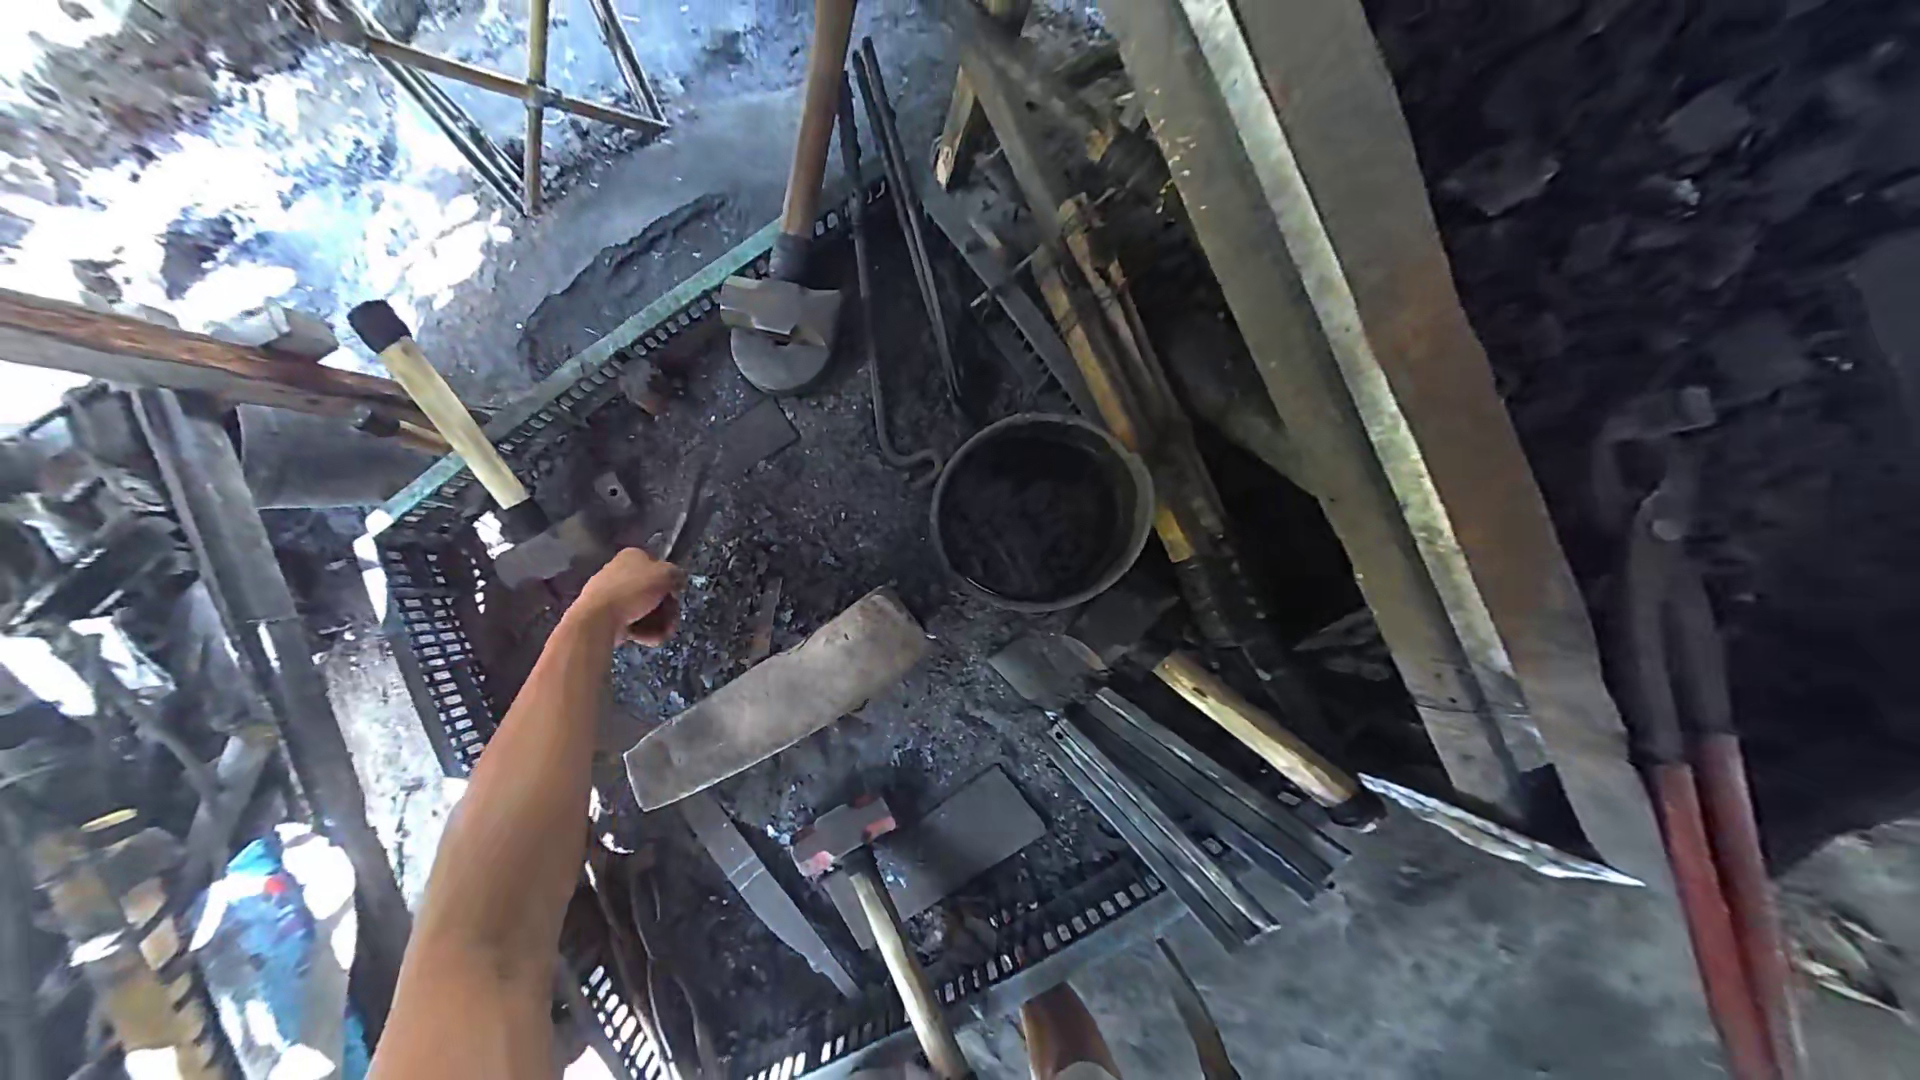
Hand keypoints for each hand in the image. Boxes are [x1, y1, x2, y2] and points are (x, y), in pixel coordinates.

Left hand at [571, 548, 683, 646]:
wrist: (597, 618)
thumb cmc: (633, 590)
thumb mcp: (665, 574)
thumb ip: (678, 574)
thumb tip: (679, 580)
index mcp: (632, 556)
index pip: (659, 567)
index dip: (671, 582)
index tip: (676, 594)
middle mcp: (621, 573)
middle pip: (655, 592)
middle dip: (668, 609)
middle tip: (673, 618)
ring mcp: (613, 596)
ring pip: (646, 609)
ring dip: (661, 623)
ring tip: (665, 632)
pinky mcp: (609, 616)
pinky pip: (633, 622)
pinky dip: (644, 631)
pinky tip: (651, 638)